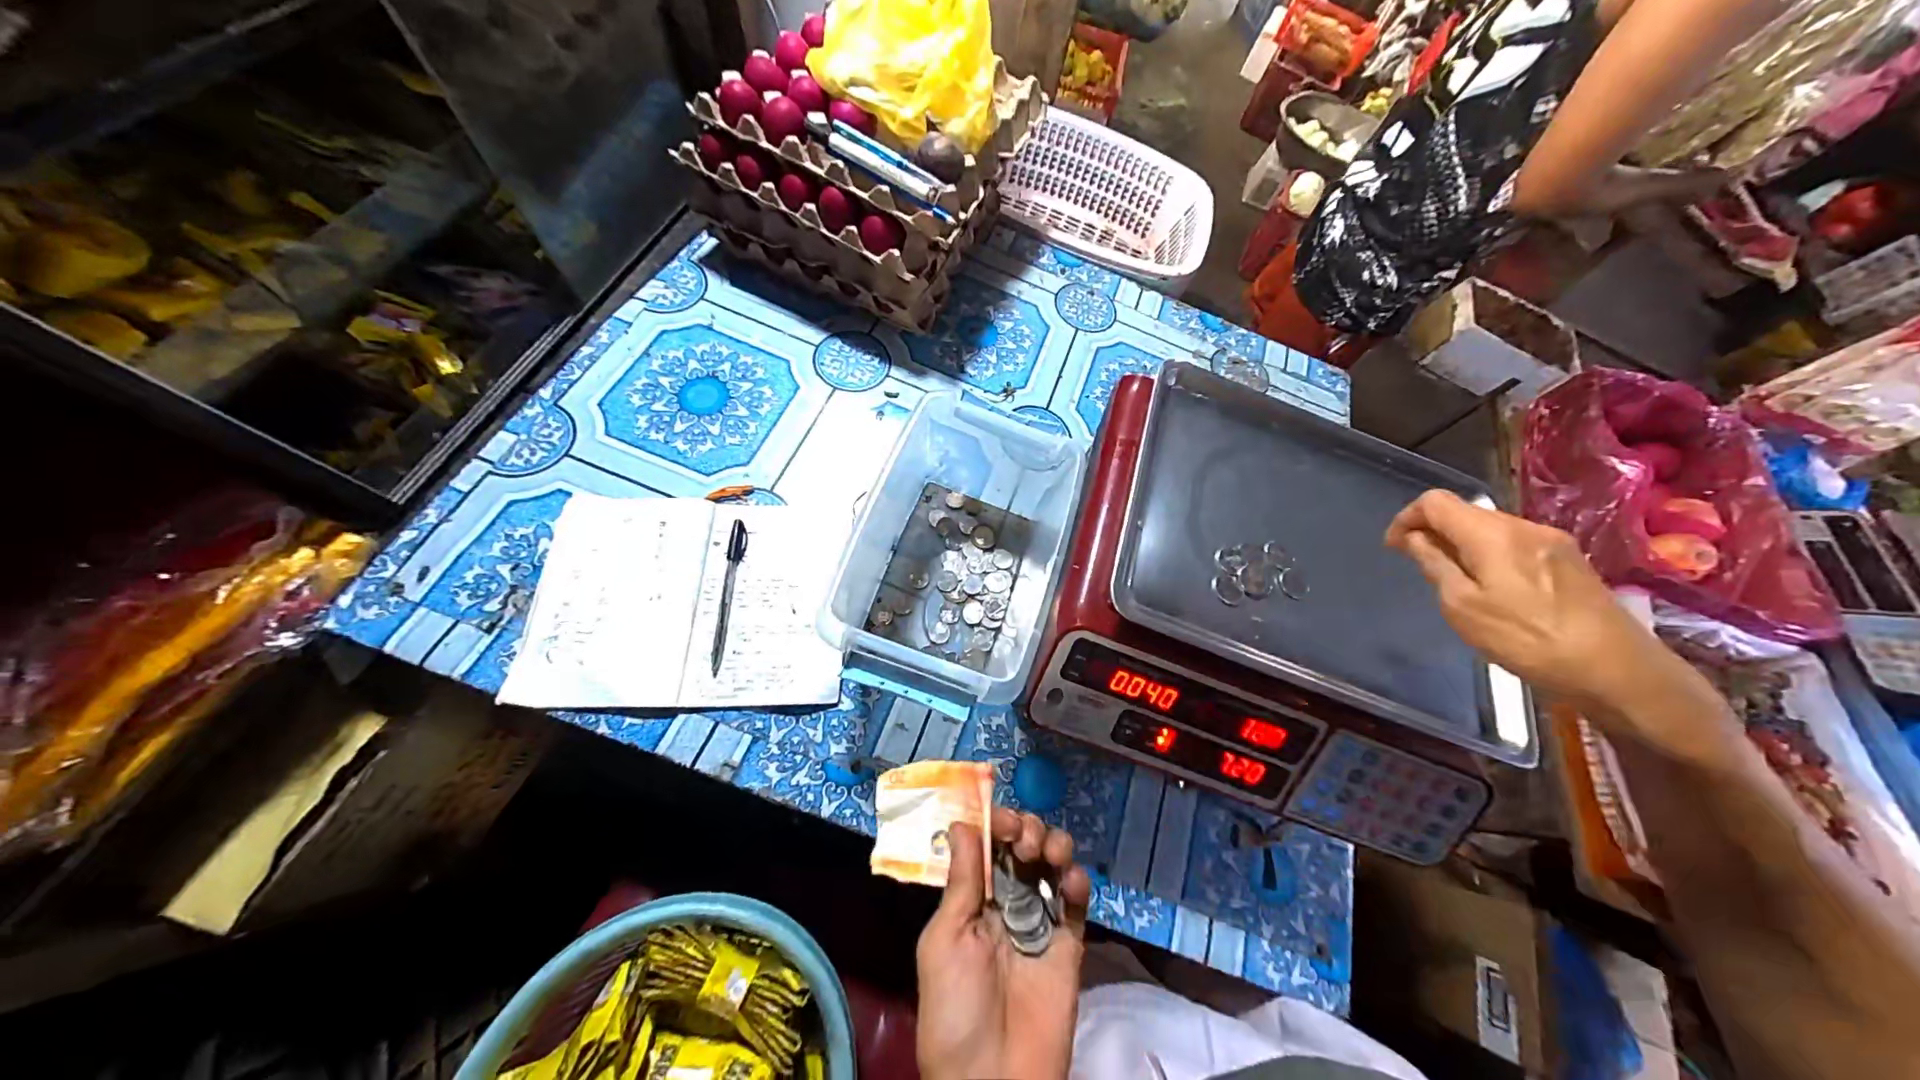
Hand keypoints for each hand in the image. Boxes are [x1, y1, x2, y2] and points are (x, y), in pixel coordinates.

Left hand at [915, 807, 1092, 1079]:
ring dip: (1054, 845)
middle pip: (1022, 848)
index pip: (986, 846)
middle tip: (1023, 840)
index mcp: (970, 899)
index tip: (1002, 819)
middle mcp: (1005, 903)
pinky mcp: (1069, 945)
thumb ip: (961, 883)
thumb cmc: (954, 1009)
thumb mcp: (944, 940)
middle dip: (1026, 830)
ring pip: (1052, 866)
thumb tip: (963, 824)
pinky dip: (1078, 883)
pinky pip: (1076, 904)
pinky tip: (1071, 881)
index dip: (996, 824)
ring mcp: (1039, 922)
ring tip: (1047, 853)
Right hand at [1384, 491, 1698, 715]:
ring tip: (1452, 581)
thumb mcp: (1463, 607)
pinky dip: (1488, 555)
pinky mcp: (1569, 560)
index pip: (1435, 502)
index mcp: (1492, 534)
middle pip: (1465, 512)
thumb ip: (1435, 565)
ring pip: (1490, 528)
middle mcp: (1523, 526)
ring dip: (1461, 544)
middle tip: (1418, 565)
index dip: (1406, 518)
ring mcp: (1552, 541)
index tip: (1394, 548)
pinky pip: (1514, 544)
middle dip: (1433, 531)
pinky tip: (1491, 588)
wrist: (1618, 670)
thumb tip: (1416, 538)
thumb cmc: (1527, 639)